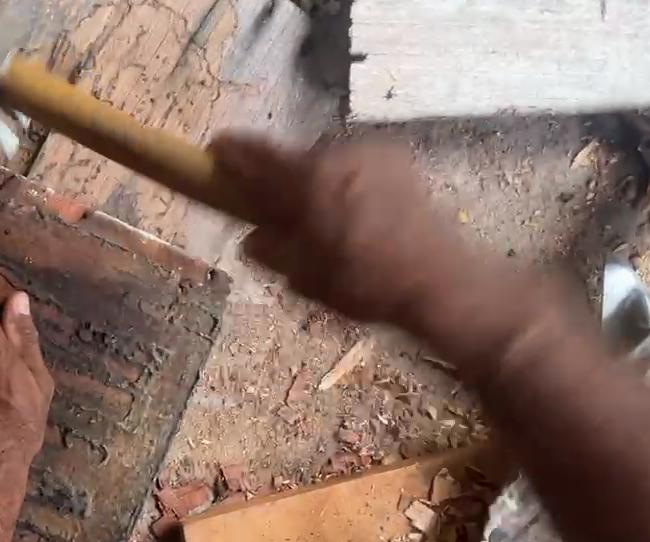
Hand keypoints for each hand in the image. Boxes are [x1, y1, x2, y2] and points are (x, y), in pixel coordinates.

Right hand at [210, 132, 509, 345]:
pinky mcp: (398, 161)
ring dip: (313, 184)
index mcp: (310, 181)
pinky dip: (341, 185)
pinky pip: (353, 167)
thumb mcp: (303, 278)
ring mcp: (373, 153)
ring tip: (317, 222)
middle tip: (271, 210)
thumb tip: (252, 238)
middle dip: (279, 179)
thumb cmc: (363, 284)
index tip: (214, 149)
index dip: (232, 153)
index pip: (259, 158)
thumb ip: (271, 251)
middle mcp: (340, 155)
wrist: (436, 279)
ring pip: (326, 163)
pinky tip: (348, 217)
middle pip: (294, 159)